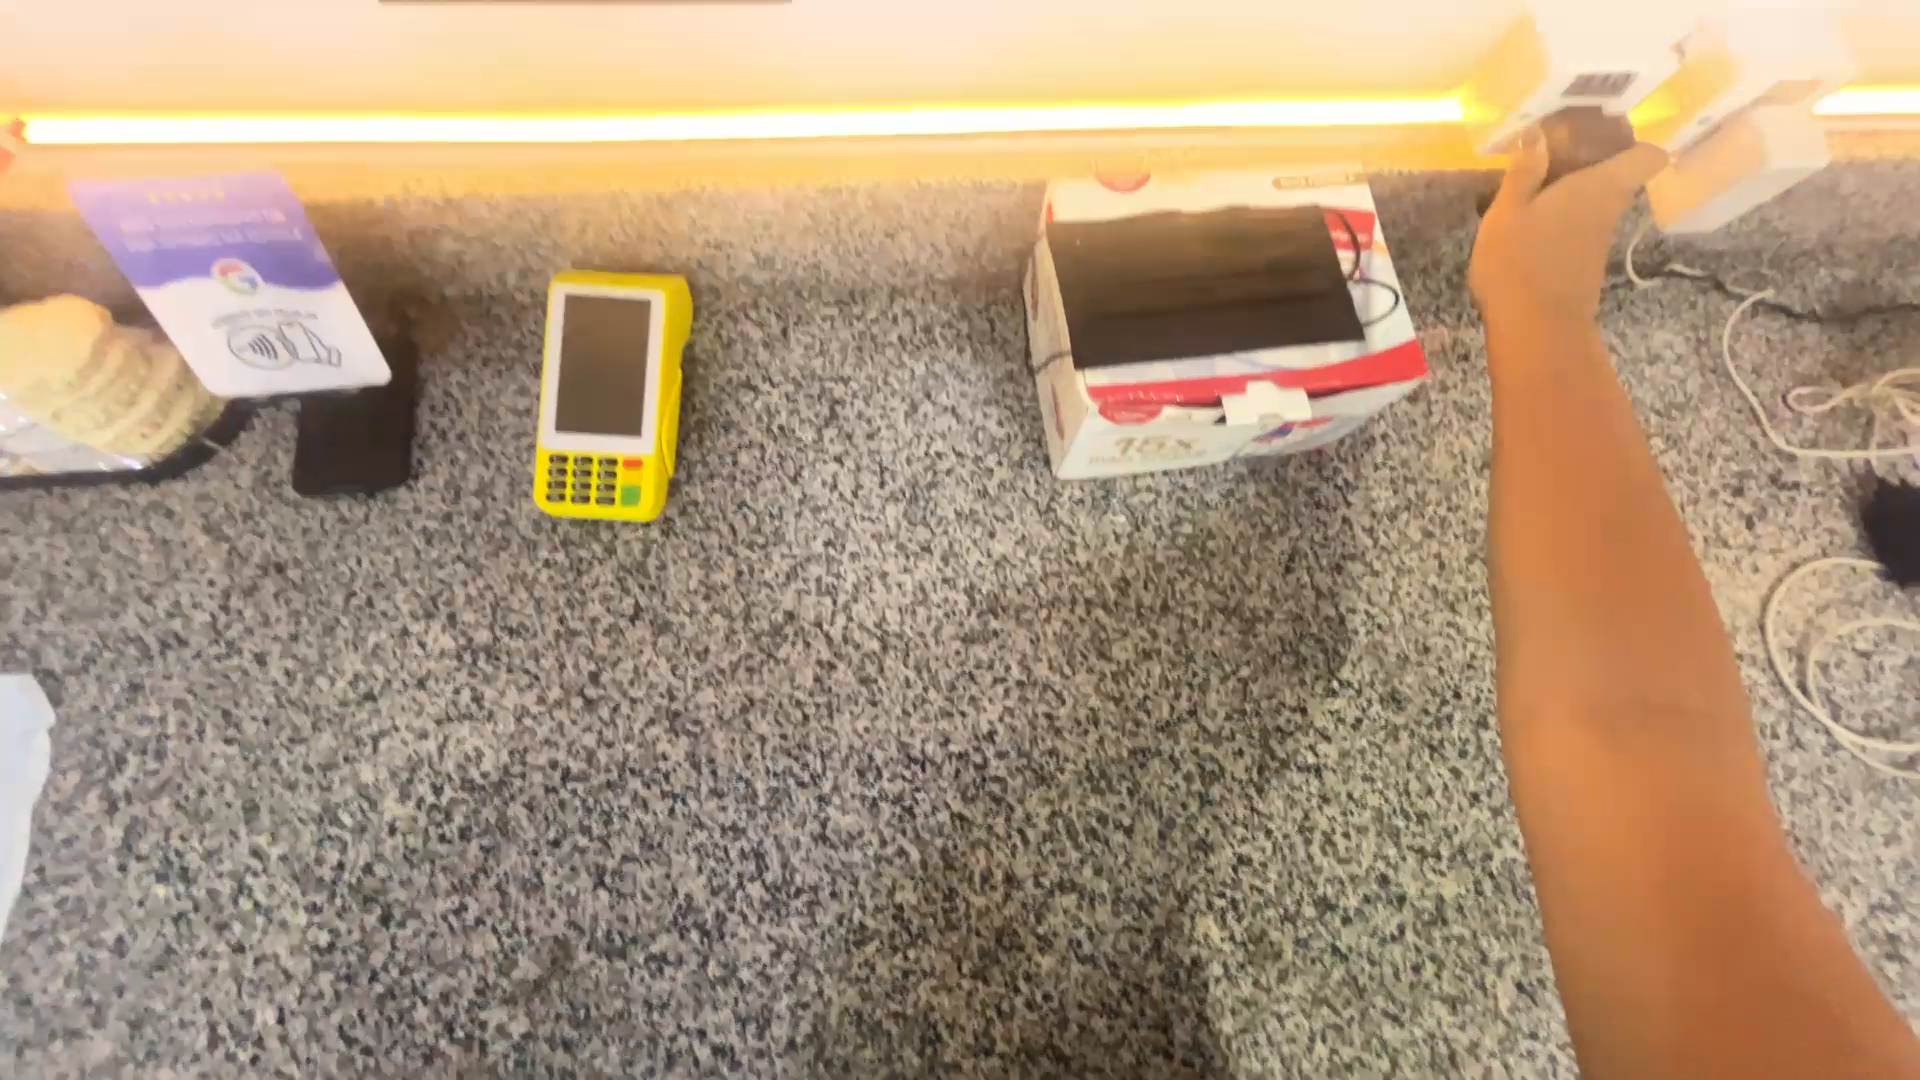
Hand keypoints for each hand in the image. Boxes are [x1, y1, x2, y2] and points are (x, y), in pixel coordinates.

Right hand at [1470, 132, 1669, 331]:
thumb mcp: (1506, 213)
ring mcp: (1598, 239)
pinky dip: (1561, 224)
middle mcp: (1610, 207)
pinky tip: (1529, 231)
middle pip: (1618, 176)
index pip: (1648, 153)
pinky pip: (1579, 229)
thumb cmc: (1519, 261)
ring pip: (1596, 204)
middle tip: (1549, 163)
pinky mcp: (1584, 264)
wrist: (1535, 325)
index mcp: (1600, 184)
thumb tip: (1538, 135)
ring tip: (1530, 197)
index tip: (1596, 139)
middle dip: (1590, 167)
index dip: (1630, 142)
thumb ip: (1523, 174)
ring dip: (1571, 197)